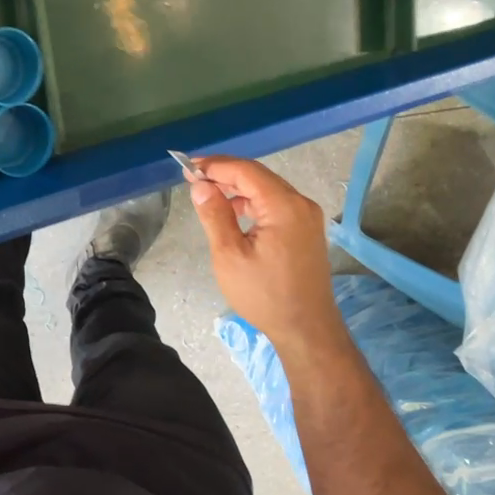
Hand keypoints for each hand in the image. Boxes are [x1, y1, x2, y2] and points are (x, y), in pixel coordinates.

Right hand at [185, 155, 351, 352]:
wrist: (306, 327)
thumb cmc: (264, 294)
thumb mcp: (229, 255)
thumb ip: (215, 216)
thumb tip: (200, 186)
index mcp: (284, 206)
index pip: (246, 171)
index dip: (215, 166)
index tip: (187, 168)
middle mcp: (300, 204)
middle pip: (259, 176)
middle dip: (225, 174)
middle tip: (193, 179)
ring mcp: (307, 217)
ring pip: (268, 190)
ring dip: (238, 188)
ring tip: (208, 194)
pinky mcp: (306, 231)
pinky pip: (276, 205)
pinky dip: (253, 203)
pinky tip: (234, 212)